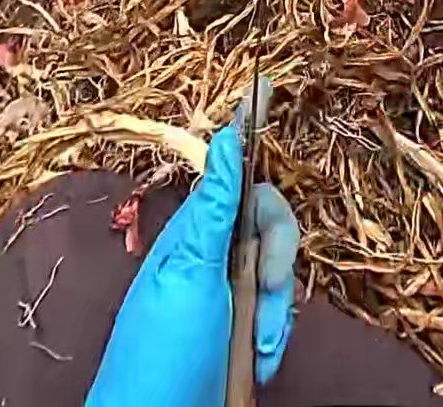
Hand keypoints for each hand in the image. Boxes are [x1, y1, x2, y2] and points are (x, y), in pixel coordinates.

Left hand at [86, 88, 299, 406]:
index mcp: (200, 226)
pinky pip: (280, 308)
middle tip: (264, 291)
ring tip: (252, 346)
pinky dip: (274, 333)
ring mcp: (232, 285)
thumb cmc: (162, 349)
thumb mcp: (191, 270)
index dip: (249, 124)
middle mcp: (217, 247)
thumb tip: (227, 138)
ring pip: (280, 264)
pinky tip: (255, 358)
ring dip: (275, 308)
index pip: (230, 164)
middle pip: (269, 215)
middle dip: (278, 252)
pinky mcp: (246, 322)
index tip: (264, 85)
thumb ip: (216, 207)